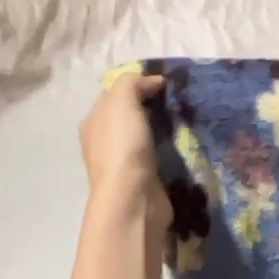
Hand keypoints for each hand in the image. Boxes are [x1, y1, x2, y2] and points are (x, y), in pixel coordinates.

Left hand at [80, 73, 170, 225]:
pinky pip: (156, 158)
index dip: (137, 86)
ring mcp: (123, 163)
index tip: (166, 85)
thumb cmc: (123, 147)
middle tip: (178, 104)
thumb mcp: (122, 103)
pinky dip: (167, 151)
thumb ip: (132, 84)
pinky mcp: (143, 180)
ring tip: (184, 124)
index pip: (114, 96)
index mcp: (94, 122)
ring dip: (160, 131)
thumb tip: (152, 79)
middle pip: (128, 117)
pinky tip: (181, 149)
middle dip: (150, 108)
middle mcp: (103, 142)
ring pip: (143, 138)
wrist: (133, 198)